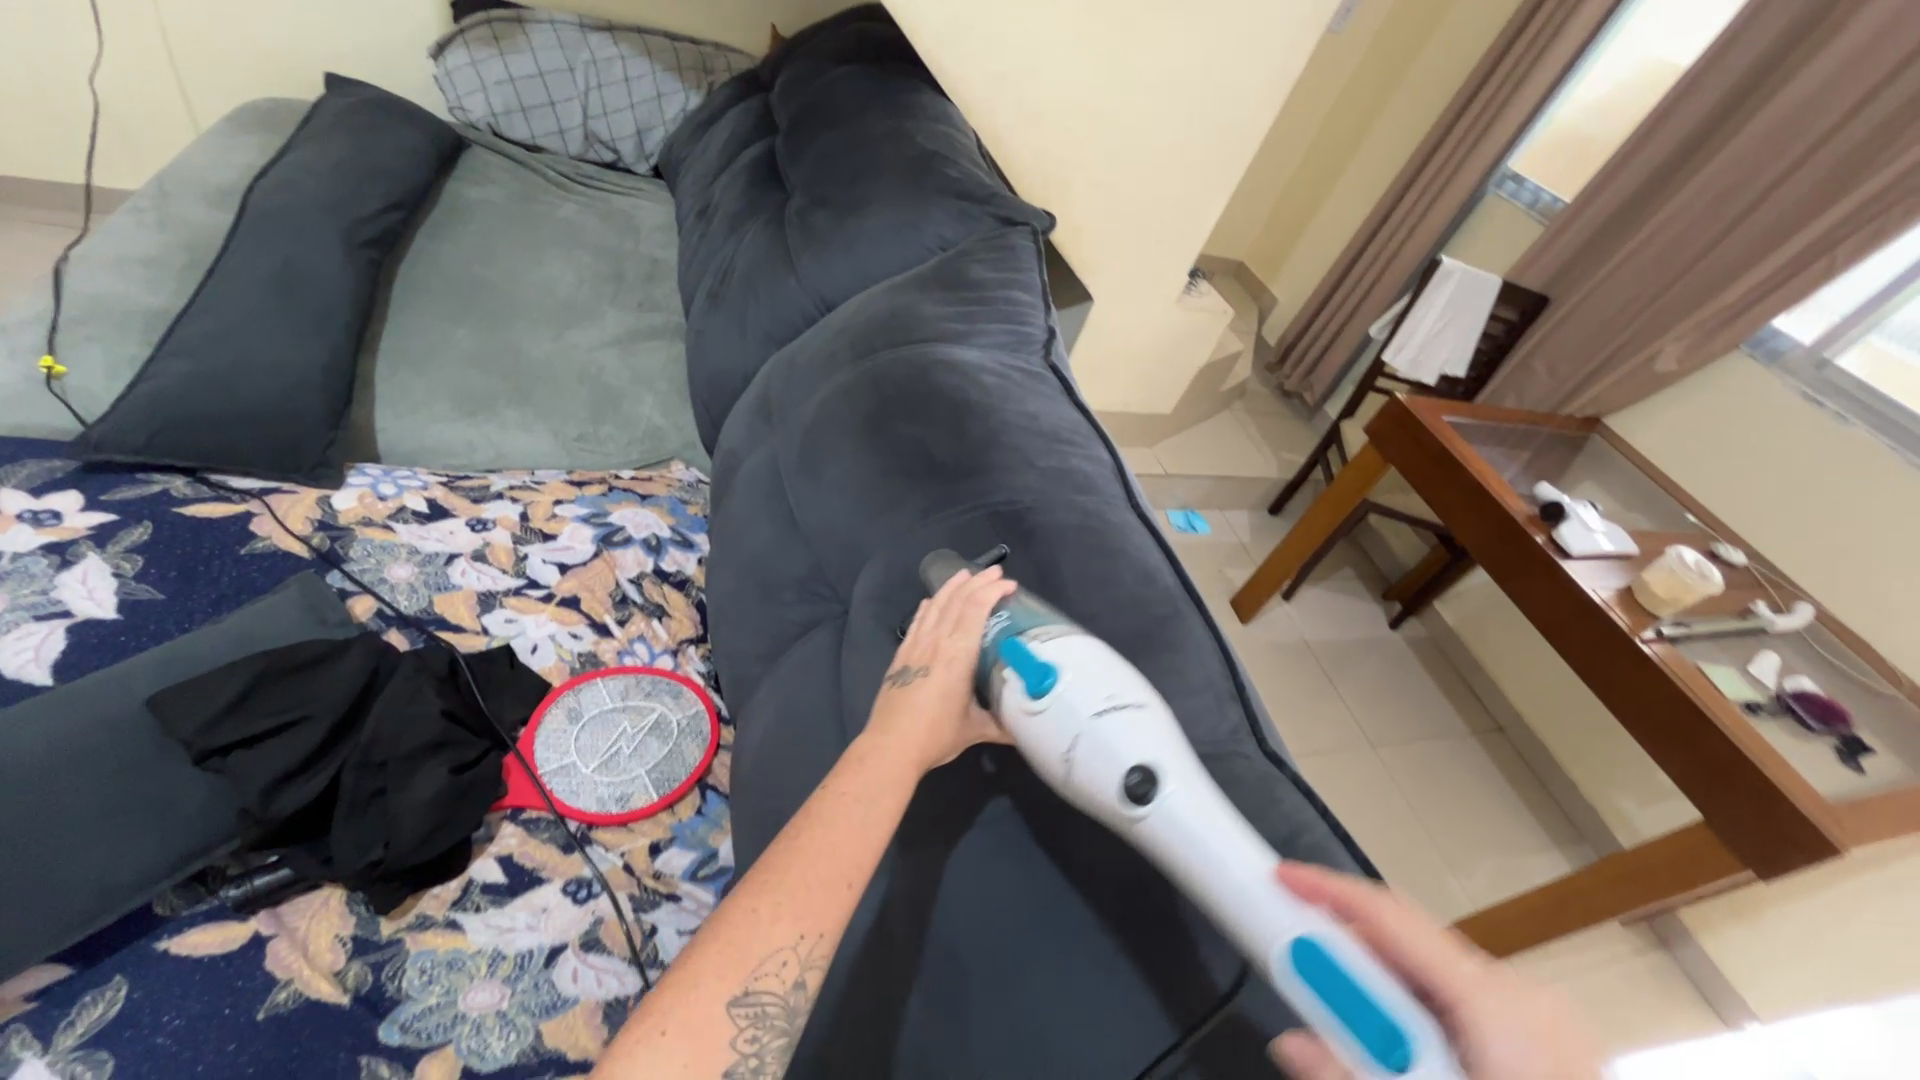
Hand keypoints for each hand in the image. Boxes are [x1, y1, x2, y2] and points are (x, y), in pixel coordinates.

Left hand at [862, 566, 1018, 774]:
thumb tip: (1026, 730)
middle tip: (995, 573)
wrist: (891, 745)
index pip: (976, 608)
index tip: (1009, 585)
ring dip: (952, 586)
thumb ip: (1002, 725)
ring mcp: (916, 645)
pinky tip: (932, 601)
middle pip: (957, 600)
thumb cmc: (936, 735)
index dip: (993, 591)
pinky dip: (929, 605)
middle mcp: (936, 641)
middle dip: (977, 581)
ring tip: (965, 574)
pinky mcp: (901, 654)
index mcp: (958, 653)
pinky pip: (918, 620)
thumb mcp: (975, 729)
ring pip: (936, 605)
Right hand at [1268, 863, 1603, 1079]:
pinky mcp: (1553, 1040)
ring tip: (1352, 1032)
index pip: (1393, 919)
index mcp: (1499, 1008)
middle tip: (1297, 968)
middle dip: (1349, 951)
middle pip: (1411, 944)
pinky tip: (1404, 1051)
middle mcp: (1525, 997)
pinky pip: (1464, 1000)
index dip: (1329, 889)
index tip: (1279, 876)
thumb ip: (1352, 1077)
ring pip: (1436, 973)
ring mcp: (1545, 1018)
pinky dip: (1419, 1009)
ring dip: (1384, 988)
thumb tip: (1289, 1041)